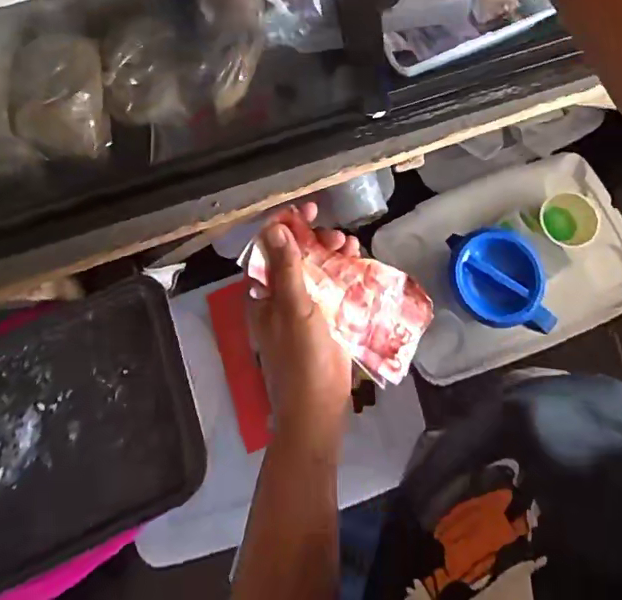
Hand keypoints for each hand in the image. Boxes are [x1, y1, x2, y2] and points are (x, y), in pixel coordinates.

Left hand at [248, 202, 355, 450]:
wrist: (317, 412)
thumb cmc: (302, 359)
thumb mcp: (295, 309)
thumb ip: (286, 269)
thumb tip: (276, 228)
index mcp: (263, 296)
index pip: (269, 249)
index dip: (286, 226)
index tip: (308, 210)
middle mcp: (279, 300)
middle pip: (295, 258)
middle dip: (315, 240)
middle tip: (337, 237)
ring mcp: (302, 313)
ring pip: (315, 272)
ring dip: (331, 255)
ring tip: (351, 246)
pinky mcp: (323, 324)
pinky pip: (331, 290)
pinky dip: (343, 275)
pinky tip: (358, 265)